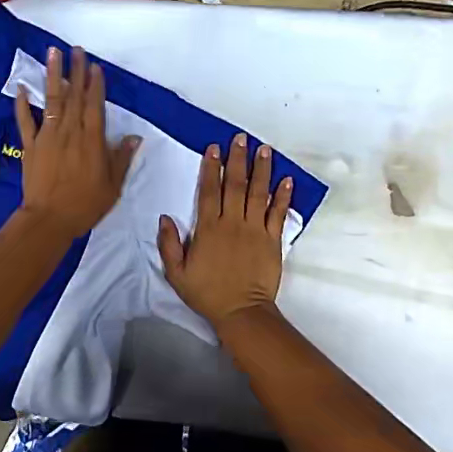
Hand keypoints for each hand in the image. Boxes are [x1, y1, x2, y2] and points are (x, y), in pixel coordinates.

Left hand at [14, 46, 140, 240]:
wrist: (49, 219)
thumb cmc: (85, 205)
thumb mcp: (113, 185)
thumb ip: (121, 158)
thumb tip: (134, 137)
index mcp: (92, 140)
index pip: (94, 105)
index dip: (95, 84)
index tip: (95, 66)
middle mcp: (69, 131)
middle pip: (74, 96)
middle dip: (76, 71)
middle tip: (76, 49)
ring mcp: (47, 136)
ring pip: (51, 100)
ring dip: (52, 75)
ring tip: (52, 54)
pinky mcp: (30, 145)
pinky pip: (25, 120)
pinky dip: (22, 103)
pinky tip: (21, 87)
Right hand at [159, 133, 294, 327]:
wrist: (242, 312)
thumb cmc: (207, 293)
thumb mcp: (176, 272)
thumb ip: (168, 243)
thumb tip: (165, 217)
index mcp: (208, 228)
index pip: (209, 191)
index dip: (210, 168)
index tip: (213, 149)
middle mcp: (232, 223)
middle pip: (235, 185)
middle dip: (237, 160)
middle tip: (240, 139)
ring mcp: (255, 230)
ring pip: (258, 193)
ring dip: (261, 170)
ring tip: (264, 150)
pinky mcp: (273, 240)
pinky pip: (278, 214)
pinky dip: (283, 196)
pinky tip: (287, 180)